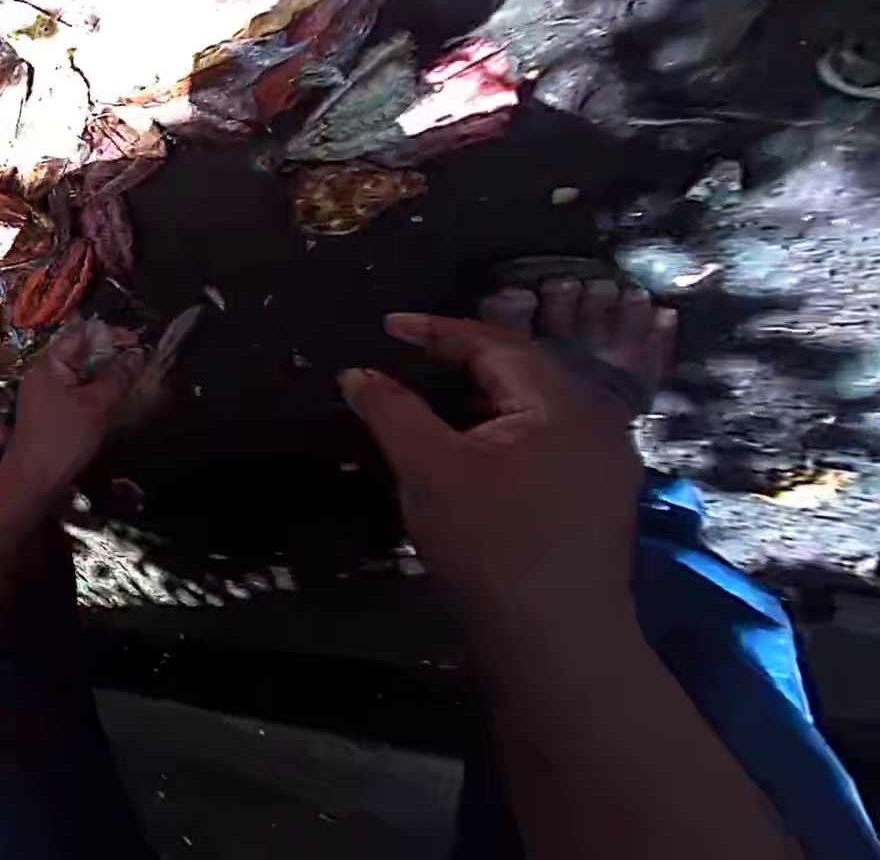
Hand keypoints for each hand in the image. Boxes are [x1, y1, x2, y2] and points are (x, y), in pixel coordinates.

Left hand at [0, 326, 144, 502]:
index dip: (109, 335)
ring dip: (104, 376)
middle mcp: (42, 373)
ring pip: (79, 375)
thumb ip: (117, 376)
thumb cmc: (63, 440)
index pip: (80, 334)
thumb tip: (137, 353)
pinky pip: (74, 392)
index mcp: (49, 364)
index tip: (137, 343)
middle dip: (110, 356)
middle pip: (80, 354)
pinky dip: (93, 393)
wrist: (33, 481)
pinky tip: (111, 402)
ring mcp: (43, 393)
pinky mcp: (47, 412)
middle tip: (139, 365)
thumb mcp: (97, 406)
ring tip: (130, 382)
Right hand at [339, 314, 641, 625]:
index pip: (497, 347)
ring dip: (477, 382)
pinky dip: (492, 413)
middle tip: (406, 345)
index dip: (437, 330)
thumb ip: (389, 408)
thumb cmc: (487, 537)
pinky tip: (464, 430)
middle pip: (523, 366)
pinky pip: (537, 427)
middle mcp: (595, 424)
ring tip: (427, 380)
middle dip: (460, 350)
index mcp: (563, 409)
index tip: (388, 324)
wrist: (549, 630)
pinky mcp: (588, 487)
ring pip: (531, 399)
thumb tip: (356, 373)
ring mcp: (598, 458)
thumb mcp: (425, 464)